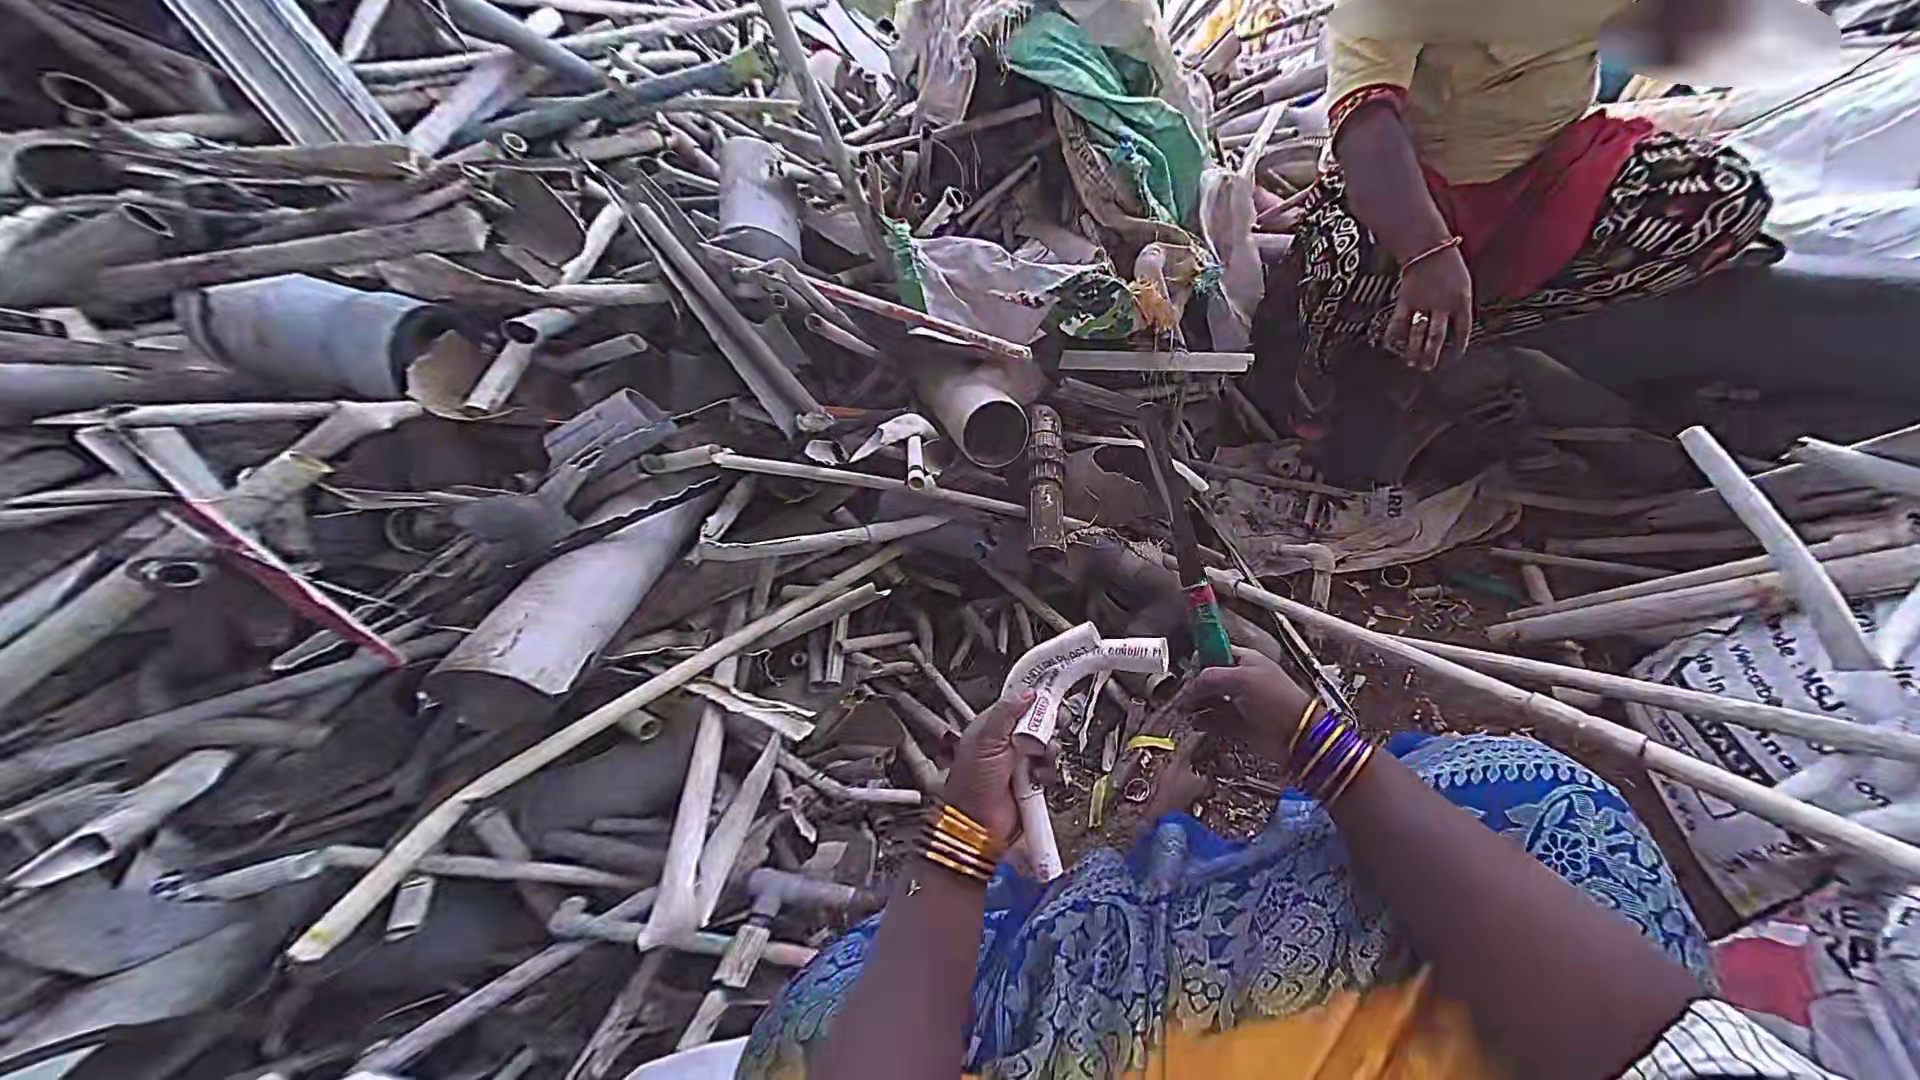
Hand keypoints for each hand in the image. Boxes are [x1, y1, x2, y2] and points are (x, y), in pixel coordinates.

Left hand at [939, 691, 1038, 847]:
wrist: (978, 825)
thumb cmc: (970, 784)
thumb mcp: (984, 741)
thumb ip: (1005, 713)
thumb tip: (1026, 693)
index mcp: (993, 727)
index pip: (1020, 705)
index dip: (1035, 702)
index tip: (1049, 700)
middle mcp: (1009, 742)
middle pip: (1039, 724)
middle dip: (1047, 728)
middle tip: (1046, 734)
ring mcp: (1021, 763)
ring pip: (1048, 746)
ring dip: (1048, 753)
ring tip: (1037, 761)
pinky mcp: (1033, 782)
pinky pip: (1051, 770)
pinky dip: (1049, 773)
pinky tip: (1038, 779)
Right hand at [1175, 648, 1312, 762]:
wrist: (1298, 736)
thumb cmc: (1277, 700)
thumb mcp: (1241, 679)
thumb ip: (1210, 678)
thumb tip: (1189, 685)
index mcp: (1246, 661)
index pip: (1216, 652)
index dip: (1200, 658)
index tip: (1186, 667)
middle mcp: (1242, 679)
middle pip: (1209, 677)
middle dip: (1194, 684)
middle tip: (1182, 691)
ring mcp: (1240, 701)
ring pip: (1209, 699)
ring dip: (1195, 703)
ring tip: (1184, 708)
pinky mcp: (1238, 723)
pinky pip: (1214, 719)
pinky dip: (1203, 720)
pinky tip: (1195, 721)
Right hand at [1387, 245, 1472, 369]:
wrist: (1428, 249)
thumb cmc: (1448, 265)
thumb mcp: (1462, 285)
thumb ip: (1457, 306)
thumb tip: (1451, 327)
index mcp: (1462, 301)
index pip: (1462, 329)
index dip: (1459, 345)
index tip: (1454, 357)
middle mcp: (1443, 305)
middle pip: (1437, 335)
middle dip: (1432, 354)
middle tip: (1427, 368)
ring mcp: (1422, 304)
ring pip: (1418, 332)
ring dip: (1414, 349)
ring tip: (1411, 362)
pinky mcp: (1405, 301)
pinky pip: (1399, 322)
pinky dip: (1395, 335)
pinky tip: (1392, 345)